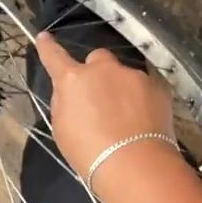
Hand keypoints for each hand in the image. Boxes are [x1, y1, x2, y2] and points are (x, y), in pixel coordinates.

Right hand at [34, 31, 175, 176]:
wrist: (135, 165)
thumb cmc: (88, 153)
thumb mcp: (62, 129)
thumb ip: (65, 103)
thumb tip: (72, 93)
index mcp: (73, 80)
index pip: (55, 57)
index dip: (48, 47)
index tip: (44, 37)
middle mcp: (103, 70)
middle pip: (98, 59)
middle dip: (97, 72)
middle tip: (100, 97)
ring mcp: (133, 75)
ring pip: (124, 74)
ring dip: (121, 88)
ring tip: (127, 118)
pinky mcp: (157, 87)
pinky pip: (145, 87)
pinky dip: (142, 99)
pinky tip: (144, 120)